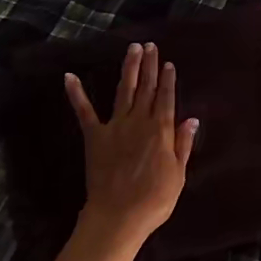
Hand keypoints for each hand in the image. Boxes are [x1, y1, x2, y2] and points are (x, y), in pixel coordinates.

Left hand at [64, 42, 199, 241]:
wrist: (119, 214)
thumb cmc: (155, 199)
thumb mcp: (178, 174)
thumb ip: (183, 144)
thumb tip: (192, 118)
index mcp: (161, 130)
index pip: (166, 98)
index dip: (167, 79)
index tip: (168, 62)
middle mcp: (139, 121)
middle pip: (146, 88)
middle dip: (149, 65)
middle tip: (150, 45)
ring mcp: (115, 126)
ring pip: (123, 91)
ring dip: (128, 69)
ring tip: (132, 49)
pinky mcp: (95, 136)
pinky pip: (84, 111)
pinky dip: (76, 93)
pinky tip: (69, 76)